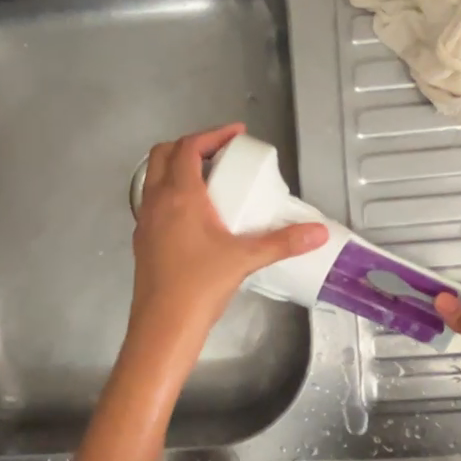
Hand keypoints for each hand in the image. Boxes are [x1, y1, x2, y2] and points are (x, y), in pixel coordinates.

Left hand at [130, 123, 326, 337]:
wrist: (164, 326)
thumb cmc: (200, 286)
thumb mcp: (245, 259)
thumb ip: (283, 242)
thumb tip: (318, 232)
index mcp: (179, 196)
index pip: (190, 148)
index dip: (213, 135)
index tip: (236, 135)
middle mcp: (156, 202)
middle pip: (164, 154)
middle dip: (191, 146)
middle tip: (220, 154)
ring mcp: (145, 222)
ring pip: (154, 179)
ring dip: (177, 169)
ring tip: (209, 181)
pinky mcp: (142, 241)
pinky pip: (153, 203)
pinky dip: (171, 195)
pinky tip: (194, 216)